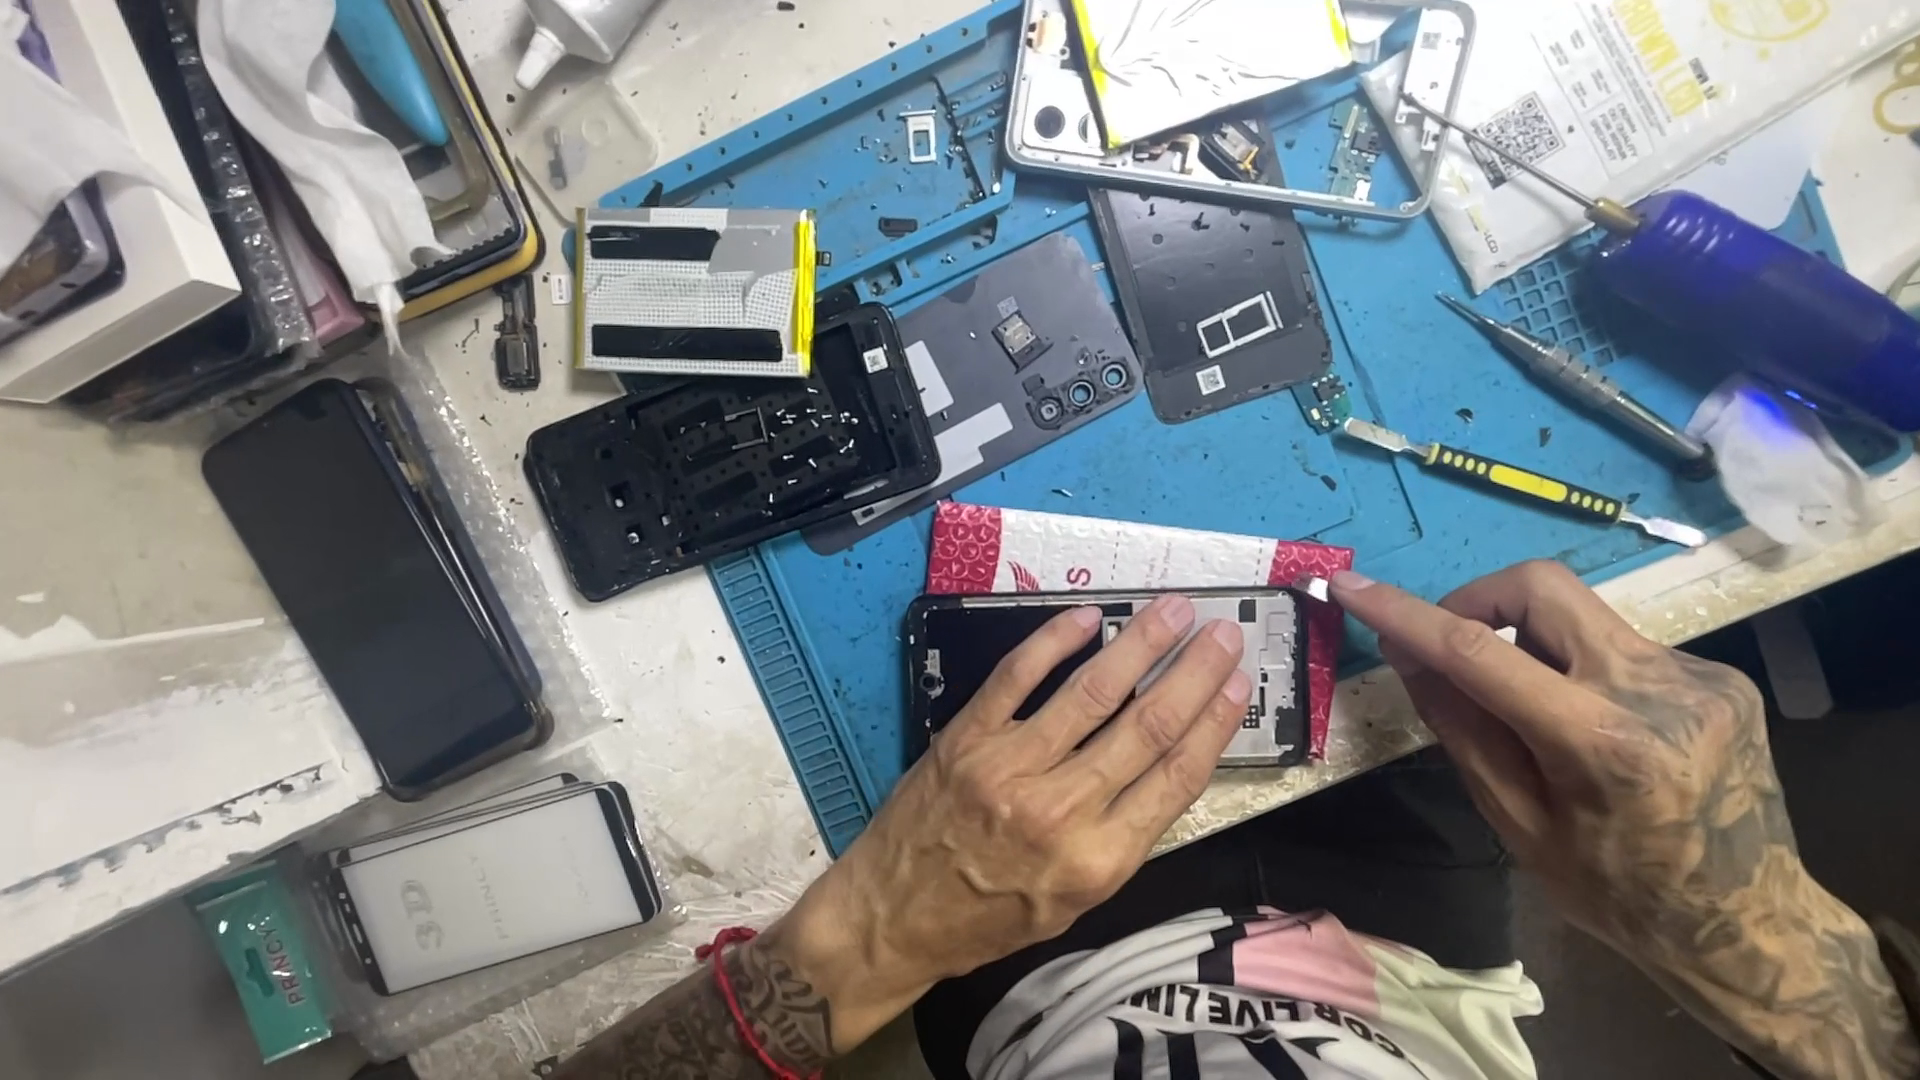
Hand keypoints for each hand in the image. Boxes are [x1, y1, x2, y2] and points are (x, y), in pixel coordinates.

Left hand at [778, 595, 1250, 1048]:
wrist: (893, 918)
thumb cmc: (989, 918)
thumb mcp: (1074, 903)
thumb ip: (1122, 839)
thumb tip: (1166, 766)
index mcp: (1097, 861)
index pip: (1175, 777)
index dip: (1213, 724)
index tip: (1238, 685)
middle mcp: (1060, 810)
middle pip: (1144, 726)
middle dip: (1191, 673)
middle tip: (1222, 633)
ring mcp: (1009, 766)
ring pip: (1090, 693)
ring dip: (1138, 645)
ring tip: (1172, 610)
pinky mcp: (966, 736)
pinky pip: (1016, 676)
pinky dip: (1052, 641)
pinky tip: (1086, 618)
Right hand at [1332, 562, 1917, 1078]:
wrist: (1751, 924)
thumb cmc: (1608, 887)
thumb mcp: (1510, 815)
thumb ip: (1456, 721)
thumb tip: (1404, 649)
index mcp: (1602, 743)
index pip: (1478, 651)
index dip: (1403, 613)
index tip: (1350, 586)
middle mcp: (1659, 690)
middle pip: (1540, 586)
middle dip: (1474, 598)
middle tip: (1450, 645)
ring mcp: (1699, 675)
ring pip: (1575, 608)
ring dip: (1522, 635)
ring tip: (1518, 696)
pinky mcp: (1717, 673)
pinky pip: (1611, 639)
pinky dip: (1567, 659)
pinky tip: (1577, 715)